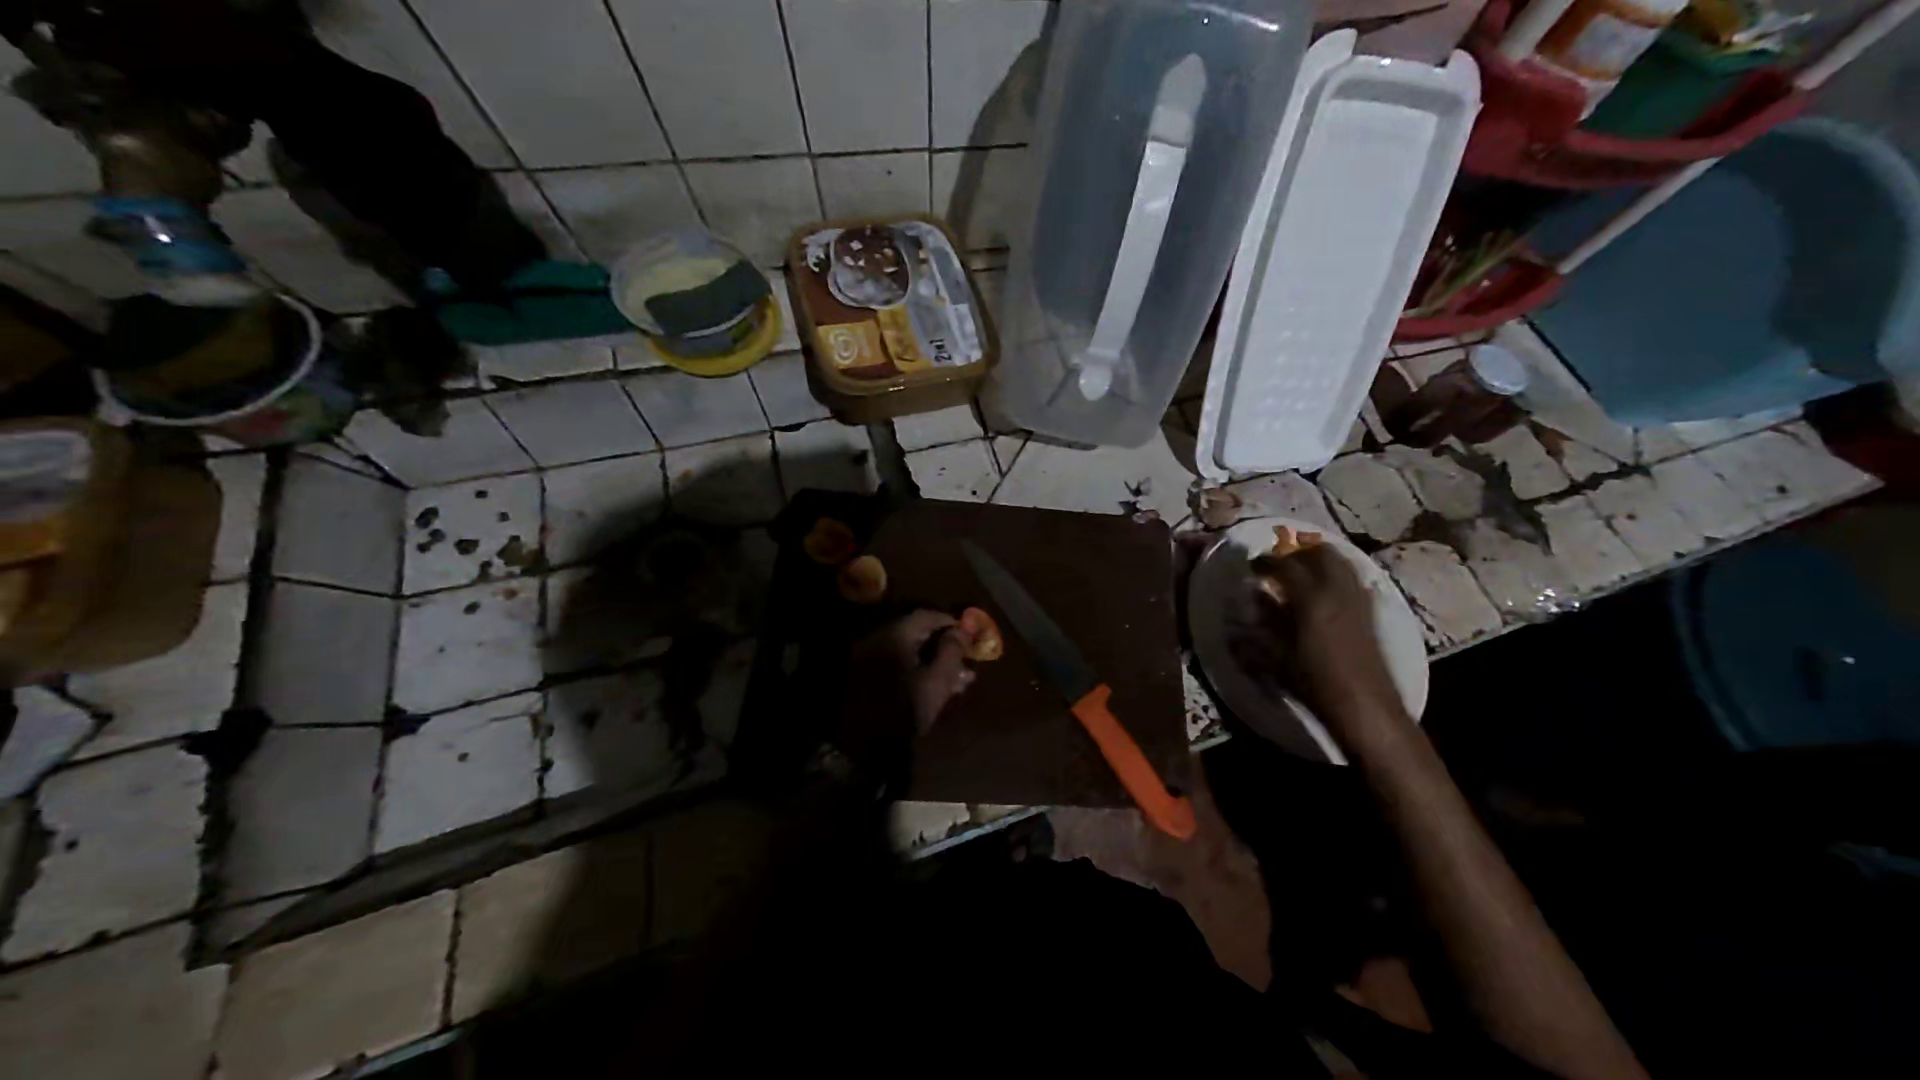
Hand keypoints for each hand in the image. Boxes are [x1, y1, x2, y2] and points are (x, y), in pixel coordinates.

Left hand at [852, 609, 977, 732]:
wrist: (867, 743)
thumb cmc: (907, 706)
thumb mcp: (937, 679)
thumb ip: (952, 650)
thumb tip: (960, 630)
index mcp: (893, 635)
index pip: (925, 616)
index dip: (949, 622)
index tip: (968, 632)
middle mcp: (878, 640)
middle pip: (917, 635)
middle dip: (944, 646)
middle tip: (966, 658)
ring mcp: (870, 659)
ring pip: (909, 653)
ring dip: (935, 662)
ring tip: (961, 680)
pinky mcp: (867, 678)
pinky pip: (898, 666)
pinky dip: (918, 671)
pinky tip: (939, 687)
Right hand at [1247, 546, 1409, 744]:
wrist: (1365, 707)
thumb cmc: (1315, 683)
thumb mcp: (1279, 653)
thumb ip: (1267, 619)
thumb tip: (1255, 597)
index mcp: (1312, 599)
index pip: (1285, 565)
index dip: (1265, 561)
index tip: (1251, 565)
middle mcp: (1338, 591)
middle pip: (1319, 553)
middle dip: (1296, 551)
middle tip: (1277, 562)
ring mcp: (1358, 598)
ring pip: (1340, 561)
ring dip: (1318, 557)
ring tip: (1300, 567)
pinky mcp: (1369, 609)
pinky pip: (1351, 576)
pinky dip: (1335, 570)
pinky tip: (1324, 585)